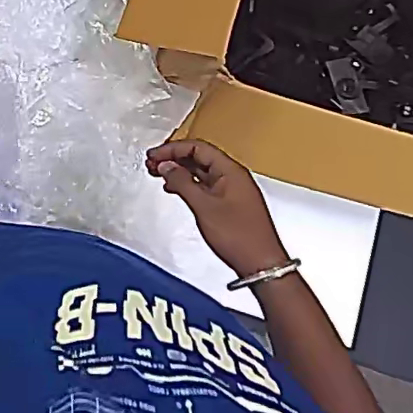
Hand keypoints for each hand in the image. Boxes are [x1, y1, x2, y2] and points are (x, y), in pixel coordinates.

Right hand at [146, 140, 287, 277]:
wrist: (260, 264)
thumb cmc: (240, 237)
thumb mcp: (204, 207)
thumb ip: (182, 183)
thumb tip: (167, 166)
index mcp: (230, 171)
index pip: (198, 148)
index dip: (173, 149)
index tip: (154, 155)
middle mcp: (233, 176)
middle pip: (199, 157)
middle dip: (174, 158)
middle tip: (152, 163)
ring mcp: (232, 190)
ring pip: (201, 172)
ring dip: (179, 171)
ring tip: (159, 174)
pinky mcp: (230, 203)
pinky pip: (205, 186)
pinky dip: (188, 184)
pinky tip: (176, 189)